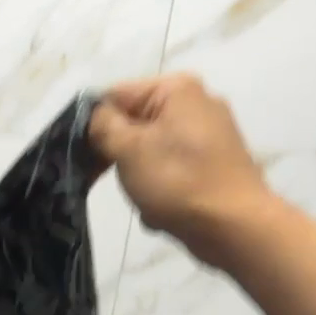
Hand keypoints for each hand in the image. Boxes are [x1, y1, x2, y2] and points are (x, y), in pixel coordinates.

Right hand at [88, 74, 277, 264]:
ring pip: (148, 149)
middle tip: (101, 180)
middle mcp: (195, 102)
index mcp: (176, 89)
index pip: (113, 95)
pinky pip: (169, 169)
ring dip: (135, 175)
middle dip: (116, 153)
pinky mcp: (212, 162)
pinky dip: (158, 187)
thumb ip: (102, 125)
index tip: (82, 157)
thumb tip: (93, 117)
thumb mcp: (128, 149)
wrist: (233, 226)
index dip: (92, 125)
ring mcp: (207, 133)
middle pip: (132, 122)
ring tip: (141, 197)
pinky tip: (159, 207)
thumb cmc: (177, 181)